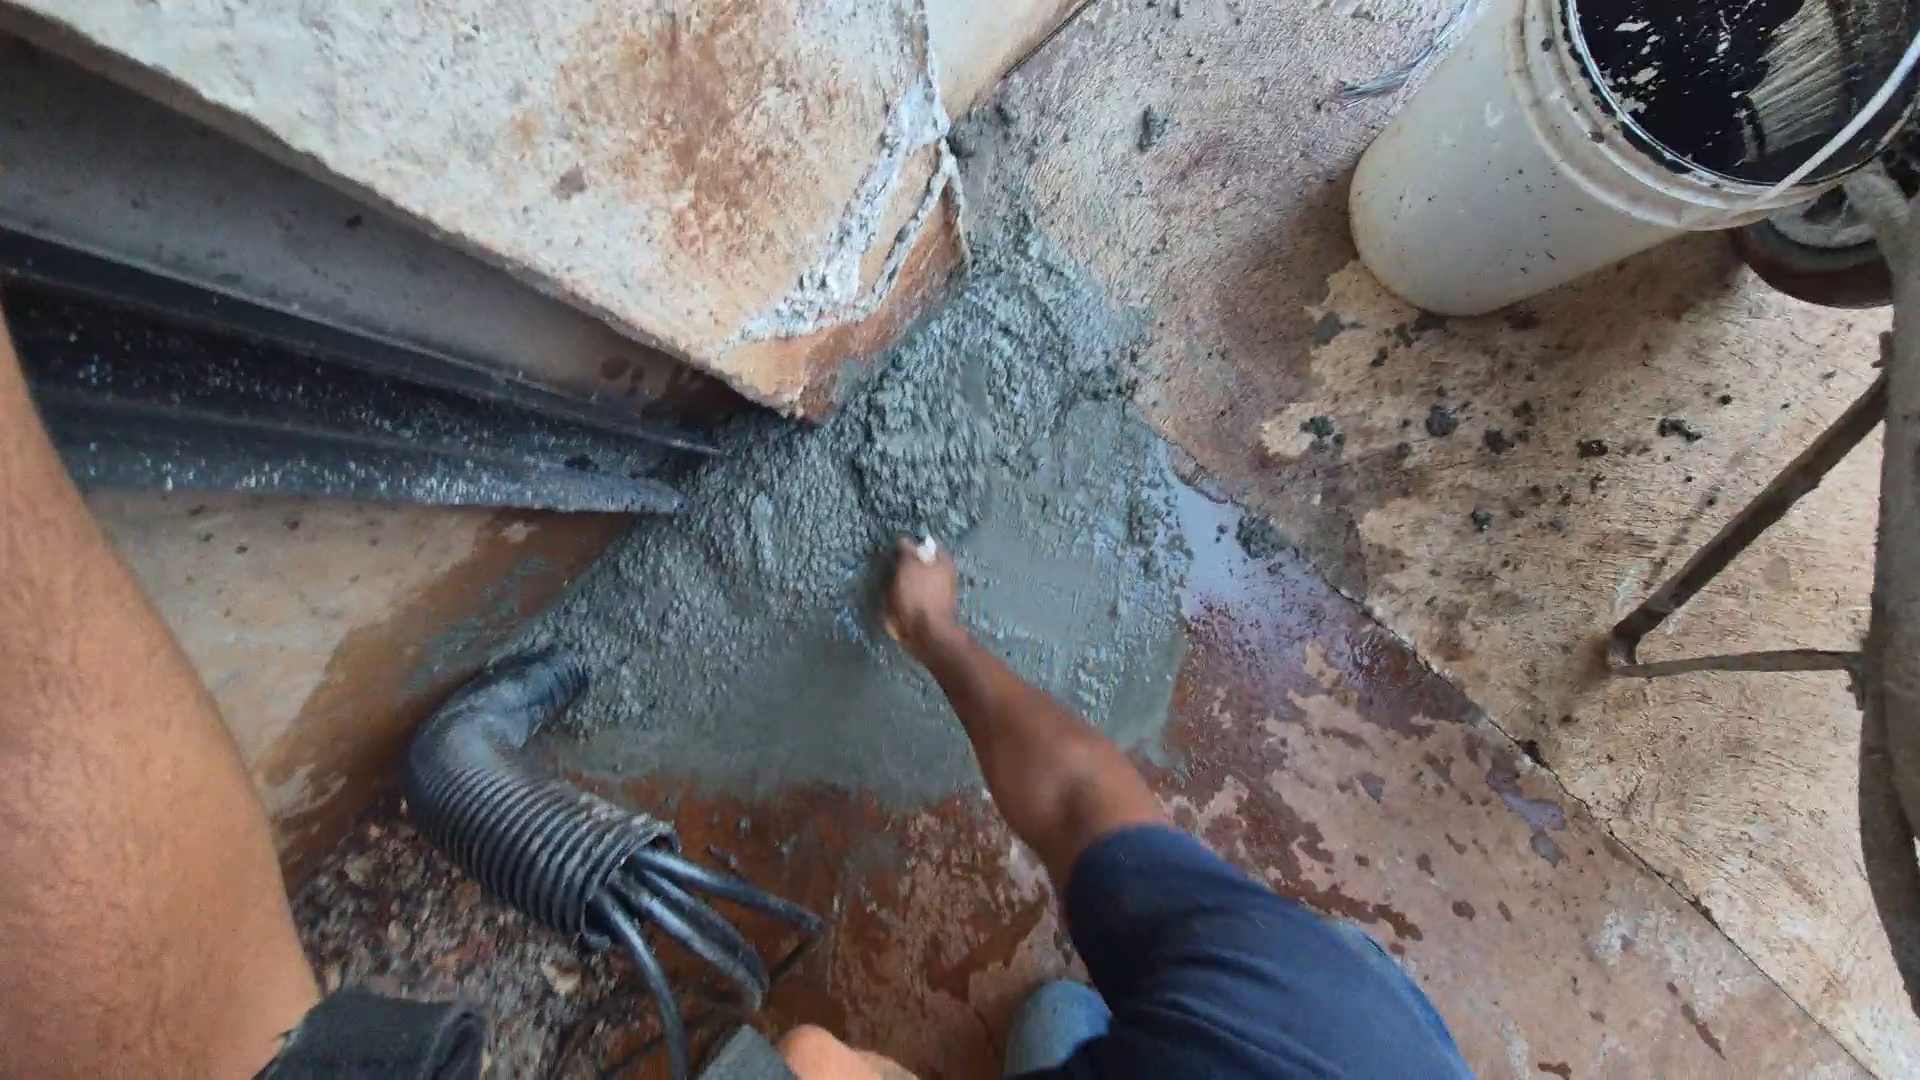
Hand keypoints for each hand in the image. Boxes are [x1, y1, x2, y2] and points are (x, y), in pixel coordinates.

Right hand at [883, 536, 960, 661]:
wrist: (926, 633)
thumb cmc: (919, 595)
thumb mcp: (909, 566)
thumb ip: (907, 550)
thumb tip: (904, 540)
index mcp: (943, 561)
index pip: (927, 543)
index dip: (911, 543)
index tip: (895, 548)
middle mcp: (943, 574)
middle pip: (920, 562)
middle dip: (904, 563)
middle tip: (889, 566)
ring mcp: (936, 592)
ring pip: (914, 579)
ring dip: (901, 580)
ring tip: (887, 584)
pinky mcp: (927, 607)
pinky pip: (911, 596)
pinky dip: (902, 597)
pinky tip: (892, 600)